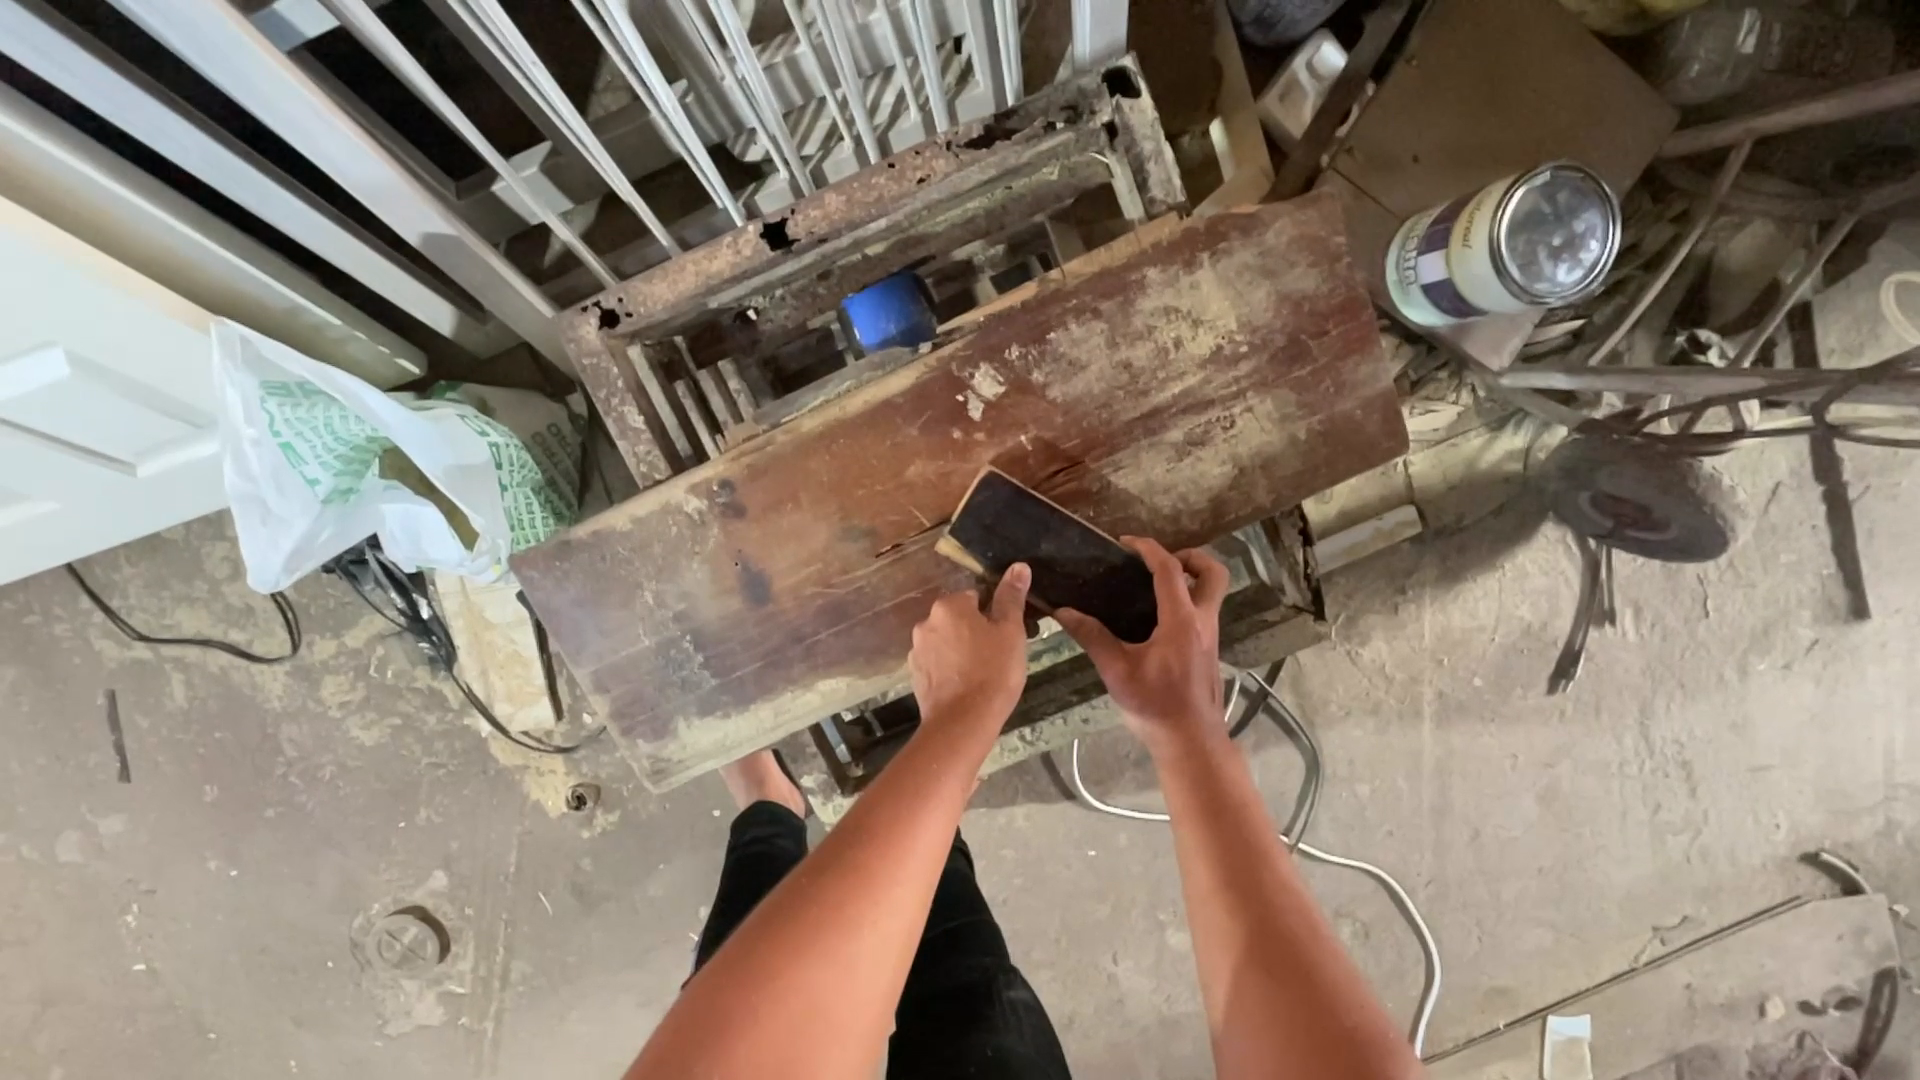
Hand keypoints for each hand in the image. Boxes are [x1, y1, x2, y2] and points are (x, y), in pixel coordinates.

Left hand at [909, 564, 1031, 727]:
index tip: (1005, 636)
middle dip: (975, 631)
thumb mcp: (1010, 632)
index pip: (975, 597)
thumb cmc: (993, 672)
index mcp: (949, 606)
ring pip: (946, 641)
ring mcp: (917, 650)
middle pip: (958, 618)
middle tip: (998, 655)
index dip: (993, 615)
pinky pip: (937, 663)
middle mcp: (926, 622)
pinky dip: (949, 669)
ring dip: (960, 650)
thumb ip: (1011, 598)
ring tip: (982, 674)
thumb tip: (1018, 566)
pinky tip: (965, 686)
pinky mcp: (915, 674)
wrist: (963, 722)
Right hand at [1055, 538, 1228, 752]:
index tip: (1126, 543)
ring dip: (1191, 580)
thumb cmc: (1155, 706)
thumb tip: (1064, 612)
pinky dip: (1187, 602)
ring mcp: (1210, 637)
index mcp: (1181, 620)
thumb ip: (1092, 636)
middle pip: (1213, 573)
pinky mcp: (1209, 652)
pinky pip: (1204, 613)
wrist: (1191, 742)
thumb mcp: (1117, 670)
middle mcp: (1203, 622)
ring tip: (1154, 587)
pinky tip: (1156, 621)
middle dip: (1191, 557)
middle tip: (1160, 562)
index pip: (1169, 569)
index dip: (1148, 548)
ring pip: (1213, 594)